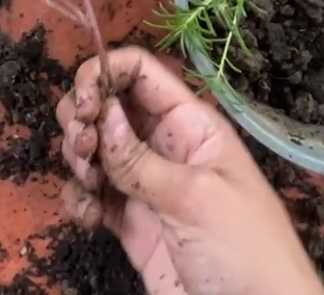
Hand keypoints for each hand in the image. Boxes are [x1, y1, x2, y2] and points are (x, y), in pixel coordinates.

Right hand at [58, 48, 323, 294]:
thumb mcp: (196, 198)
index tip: (84, 103)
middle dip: (84, 116)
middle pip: (109, 105)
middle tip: (82, 145)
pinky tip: (87, 216)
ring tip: (87, 183)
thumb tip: (100, 112)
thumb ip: (140, 158)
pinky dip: (78, 199)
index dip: (104, 73)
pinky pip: (93, 194)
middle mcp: (164, 144)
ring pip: (96, 147)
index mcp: (189, 122)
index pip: (140, 72)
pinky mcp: (131, 223)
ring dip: (78, 157)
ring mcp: (145, 184)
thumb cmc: (245, 251)